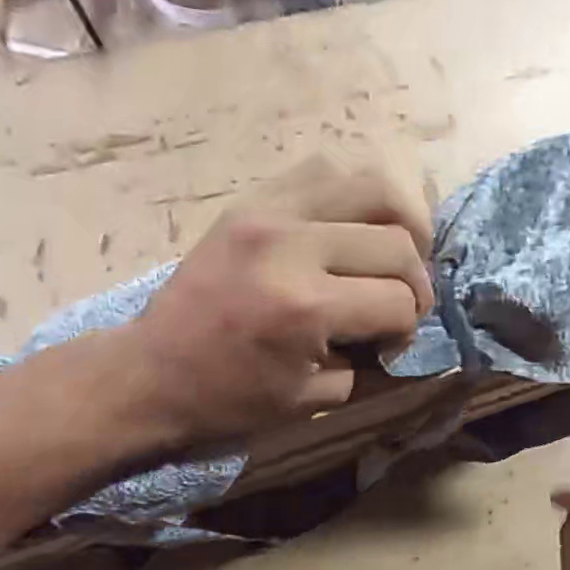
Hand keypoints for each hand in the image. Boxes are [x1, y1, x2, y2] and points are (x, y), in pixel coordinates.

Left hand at [127, 155, 434, 440]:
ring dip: (401, 223)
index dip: (408, 328)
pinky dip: (355, 196)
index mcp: (305, 307)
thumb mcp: (314, 397)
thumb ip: (371, 360)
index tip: (391, 345)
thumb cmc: (232, 398)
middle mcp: (292, 246)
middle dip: (416, 281)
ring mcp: (269, 212)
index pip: (399, 301)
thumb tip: (404, 327)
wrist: (152, 372)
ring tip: (397, 251)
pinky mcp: (252, 200)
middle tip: (403, 303)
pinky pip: (324, 171)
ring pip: (372, 186)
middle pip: (397, 242)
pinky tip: (356, 226)